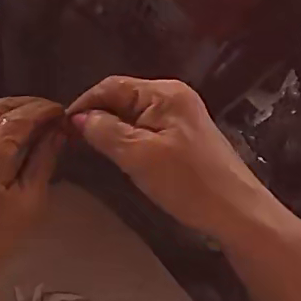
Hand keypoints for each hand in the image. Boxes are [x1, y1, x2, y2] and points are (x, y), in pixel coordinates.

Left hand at [0, 96, 67, 300]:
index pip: (23, 115)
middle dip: (29, 106)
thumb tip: (57, 132)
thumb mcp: (28, 201)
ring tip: (32, 120)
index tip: (66, 113)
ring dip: (7, 109)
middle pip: (1, 107)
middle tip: (54, 116)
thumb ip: (43, 160)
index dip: (47, 110)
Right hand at [67, 76, 277, 239]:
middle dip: (96, 117)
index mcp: (164, 93)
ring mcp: (179, 116)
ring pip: (131, 115)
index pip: (110, 86)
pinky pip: (144, 129)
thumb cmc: (187, 182)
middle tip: (73, 142)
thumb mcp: (137, 155)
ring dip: (110, 130)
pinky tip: (119, 157)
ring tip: (91, 150)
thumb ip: (104, 131)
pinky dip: (126, 139)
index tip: (62, 128)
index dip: (83, 104)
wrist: (237, 214)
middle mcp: (172, 97)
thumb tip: (78, 118)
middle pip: (120, 98)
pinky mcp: (182, 136)